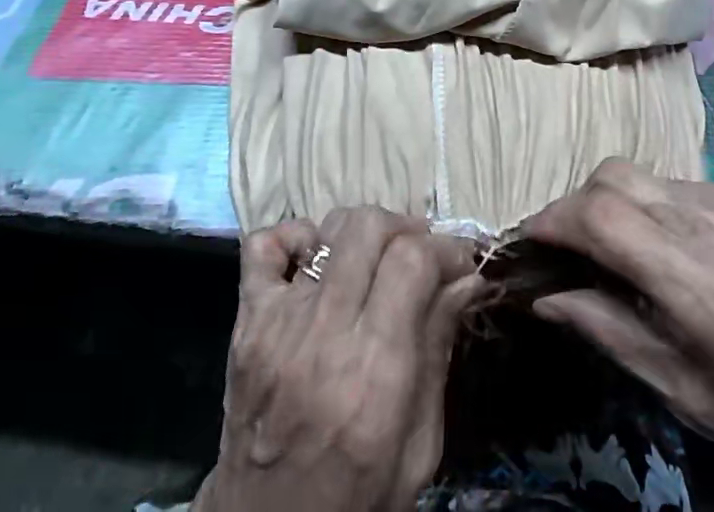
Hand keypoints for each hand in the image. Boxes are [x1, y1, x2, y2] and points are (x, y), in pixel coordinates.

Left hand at [197, 207, 484, 511]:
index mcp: (376, 372)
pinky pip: (261, 246)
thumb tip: (467, 280)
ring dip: (364, 233)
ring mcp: (277, 322)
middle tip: (421, 256)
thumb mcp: (421, 444)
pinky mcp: (245, 322)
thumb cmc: (357, 496)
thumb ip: (438, 350)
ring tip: (377, 260)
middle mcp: (324, 334)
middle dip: (407, 229)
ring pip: (326, 229)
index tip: (460, 266)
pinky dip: (293, 237)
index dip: (446, 250)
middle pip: (368, 228)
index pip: (413, 261)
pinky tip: (315, 260)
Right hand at [523, 160, 713, 511]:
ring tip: (612, 250)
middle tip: (564, 247)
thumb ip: (604, 329)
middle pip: (615, 178)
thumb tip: (539, 294)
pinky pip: (674, 182)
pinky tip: (660, 245)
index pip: (605, 217)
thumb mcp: (679, 392)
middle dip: (575, 206)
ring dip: (610, 205)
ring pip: (641, 175)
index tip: (529, 240)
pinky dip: (649, 207)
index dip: (554, 219)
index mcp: (710, 292)